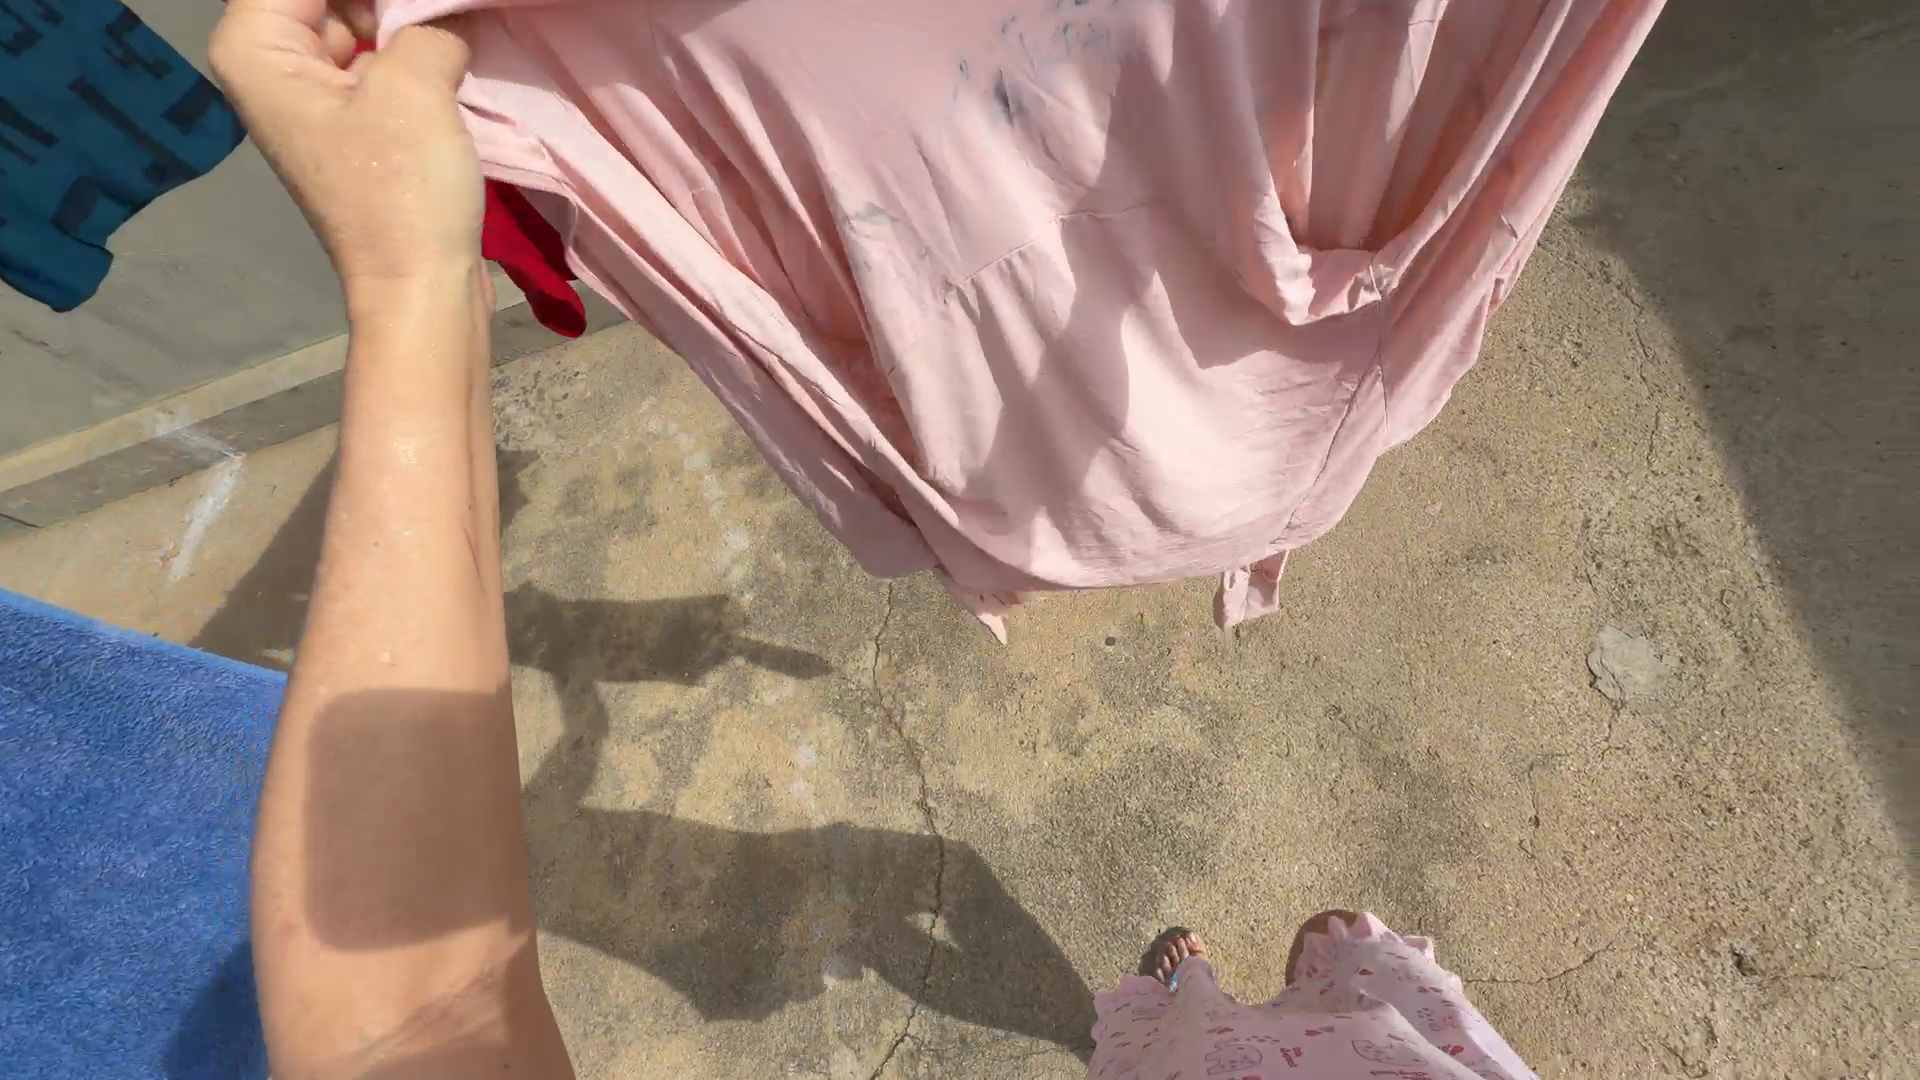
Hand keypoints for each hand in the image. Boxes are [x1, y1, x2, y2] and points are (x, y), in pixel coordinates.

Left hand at [210, 0, 482, 293]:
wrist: (424, 289)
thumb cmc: (406, 192)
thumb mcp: (417, 92)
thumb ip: (429, 34)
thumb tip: (447, 26)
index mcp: (257, 50)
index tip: (426, 10)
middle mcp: (275, 74)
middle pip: (328, 4)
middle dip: (392, 10)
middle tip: (446, 24)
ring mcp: (319, 113)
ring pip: (363, 44)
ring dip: (412, 44)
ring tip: (456, 51)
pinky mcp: (362, 144)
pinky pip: (384, 87)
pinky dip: (419, 79)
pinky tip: (455, 84)